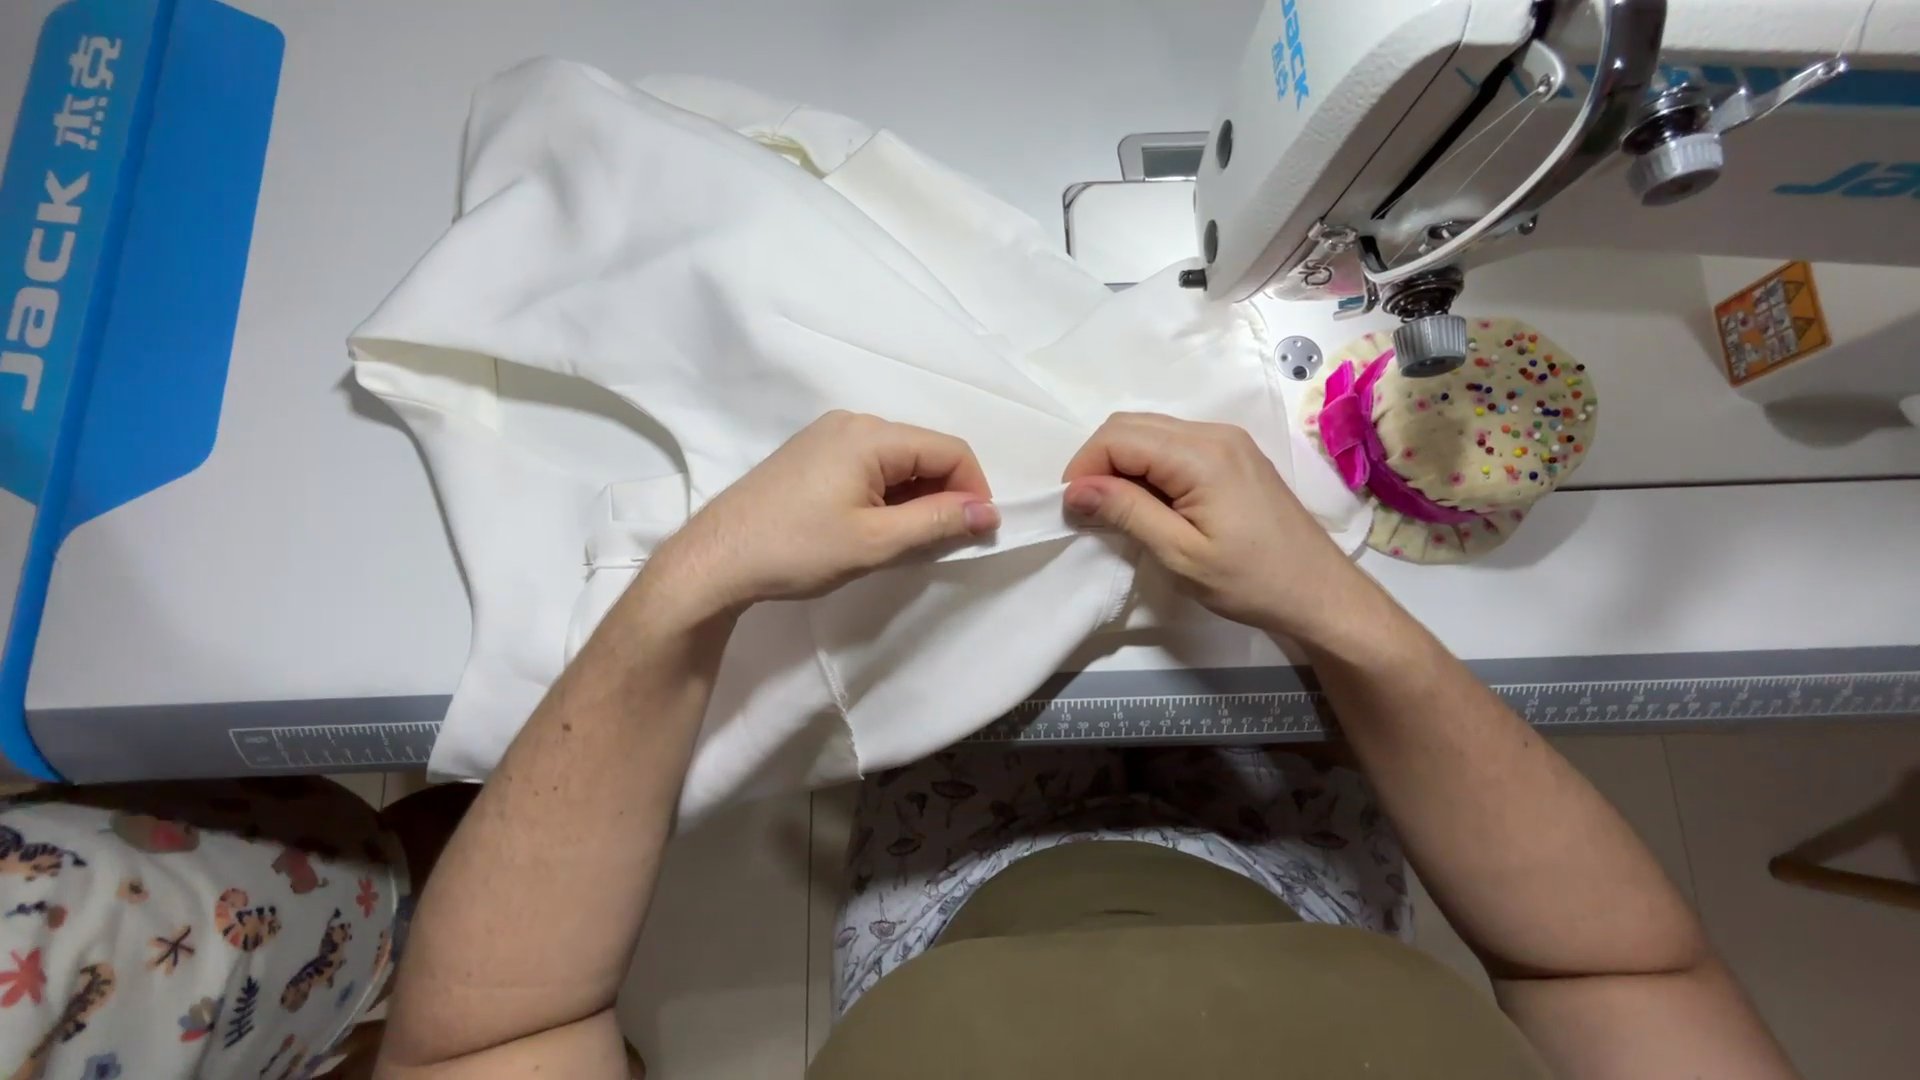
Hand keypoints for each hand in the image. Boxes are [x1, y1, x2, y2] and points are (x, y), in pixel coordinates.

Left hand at [647, 411, 1000, 616]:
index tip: (975, 532)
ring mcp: (827, 437)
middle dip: (945, 494)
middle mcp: (851, 423)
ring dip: (916, 497)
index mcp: (870, 435)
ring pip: (898, 461)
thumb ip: (937, 523)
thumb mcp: (876, 542)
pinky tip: (876, 528)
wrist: (716, 561)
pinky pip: (869, 466)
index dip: (973, 489)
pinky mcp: (812, 456)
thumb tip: (989, 512)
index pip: (950, 449)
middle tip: (941, 542)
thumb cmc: (798, 550)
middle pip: (924, 451)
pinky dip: (888, 495)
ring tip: (905, 541)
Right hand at [1061, 412, 1370, 638]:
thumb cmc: (1251, 581)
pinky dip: (1147, 466)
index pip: (1118, 437)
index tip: (1074, 510)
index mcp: (1201, 454)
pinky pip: (1172, 444)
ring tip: (1116, 510)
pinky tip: (1149, 503)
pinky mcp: (1233, 455)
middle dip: (1098, 462)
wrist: (1319, 593)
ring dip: (1121, 464)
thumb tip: (1075, 489)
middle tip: (1089, 510)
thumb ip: (1127, 512)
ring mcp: (1227, 441)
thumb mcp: (1180, 554)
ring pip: (1150, 431)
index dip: (1085, 467)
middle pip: (1131, 425)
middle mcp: (1214, 433)